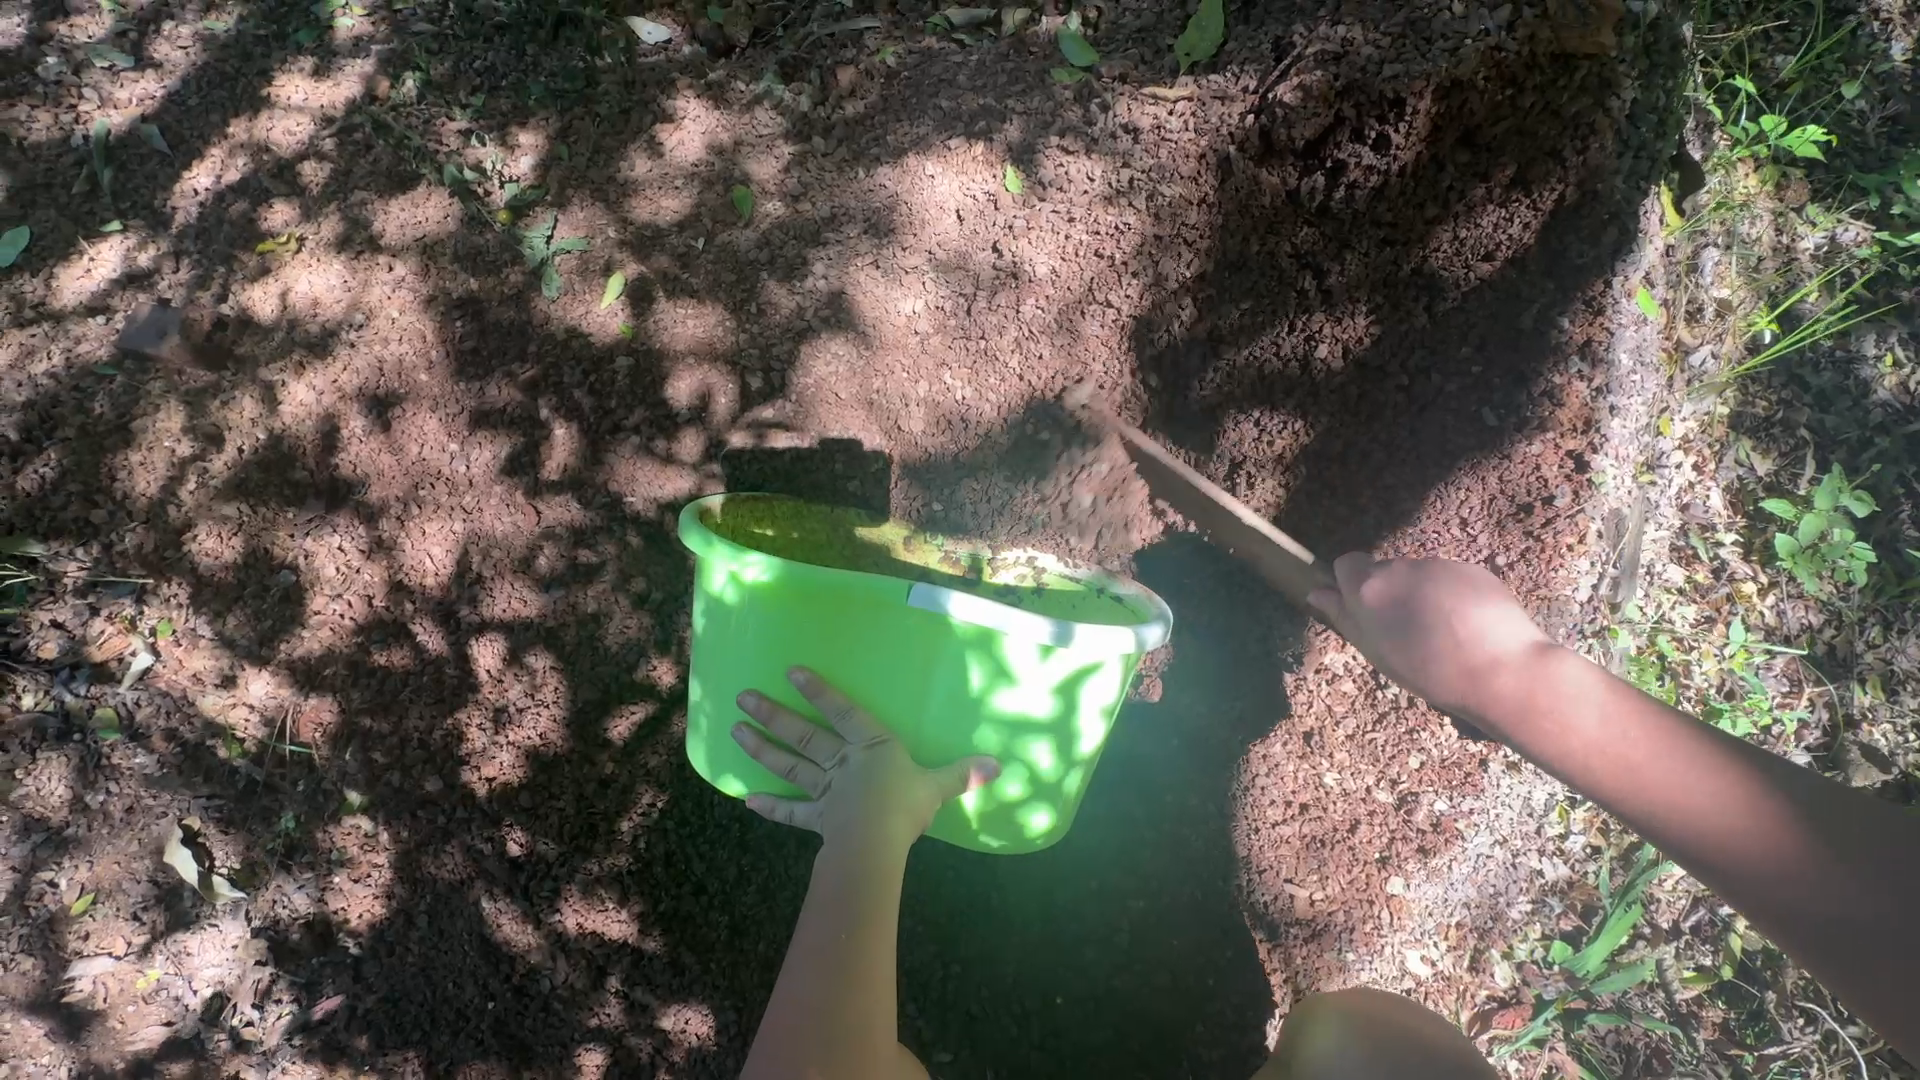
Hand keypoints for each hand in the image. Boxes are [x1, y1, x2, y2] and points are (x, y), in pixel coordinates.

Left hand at [730, 667, 999, 854]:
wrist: (877, 845)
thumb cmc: (905, 807)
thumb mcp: (937, 786)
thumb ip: (962, 774)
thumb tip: (998, 765)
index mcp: (871, 745)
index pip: (841, 711)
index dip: (818, 691)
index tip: (791, 671)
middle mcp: (842, 761)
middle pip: (804, 735)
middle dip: (773, 715)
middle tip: (742, 697)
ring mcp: (826, 790)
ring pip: (789, 765)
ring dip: (762, 748)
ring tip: (735, 731)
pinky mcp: (818, 818)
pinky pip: (792, 811)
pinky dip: (771, 807)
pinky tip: (747, 799)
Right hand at [1306, 553, 1552, 722]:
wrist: (1503, 670)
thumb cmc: (1427, 670)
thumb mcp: (1374, 650)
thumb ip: (1343, 616)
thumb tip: (1316, 592)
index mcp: (1368, 587)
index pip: (1346, 563)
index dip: (1352, 583)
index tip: (1366, 610)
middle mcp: (1399, 567)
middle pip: (1383, 570)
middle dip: (1389, 591)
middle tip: (1405, 628)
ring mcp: (1438, 565)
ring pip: (1417, 575)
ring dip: (1420, 594)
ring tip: (1442, 630)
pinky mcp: (1472, 569)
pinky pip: (1449, 578)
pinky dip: (1451, 595)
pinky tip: (1467, 624)